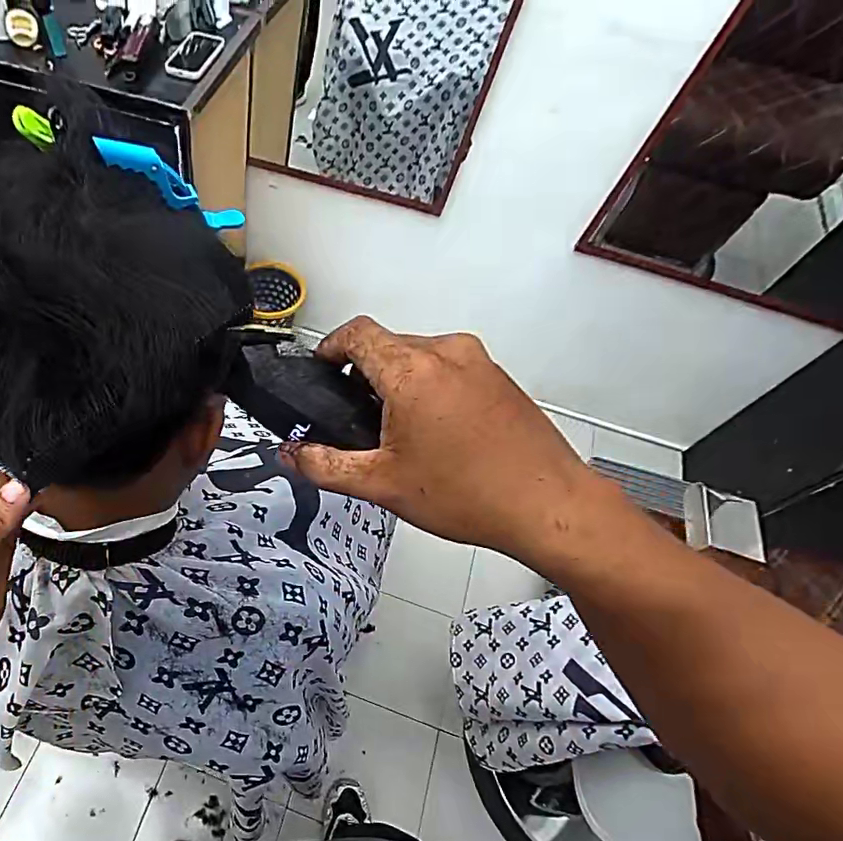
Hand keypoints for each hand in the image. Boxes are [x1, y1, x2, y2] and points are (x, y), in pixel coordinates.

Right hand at [280, 316, 625, 564]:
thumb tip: (296, 454)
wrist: (546, 505)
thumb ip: (326, 465)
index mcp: (413, 370)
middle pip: (389, 346)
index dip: (330, 348)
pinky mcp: (501, 379)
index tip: (323, 368)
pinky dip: (436, 393)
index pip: (355, 333)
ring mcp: (480, 363)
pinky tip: (440, 439)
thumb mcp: (383, 485)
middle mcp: (449, 354)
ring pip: (423, 359)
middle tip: (360, 421)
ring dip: (403, 386)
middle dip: (366, 377)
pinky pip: (454, 372)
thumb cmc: (477, 494)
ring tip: (404, 439)